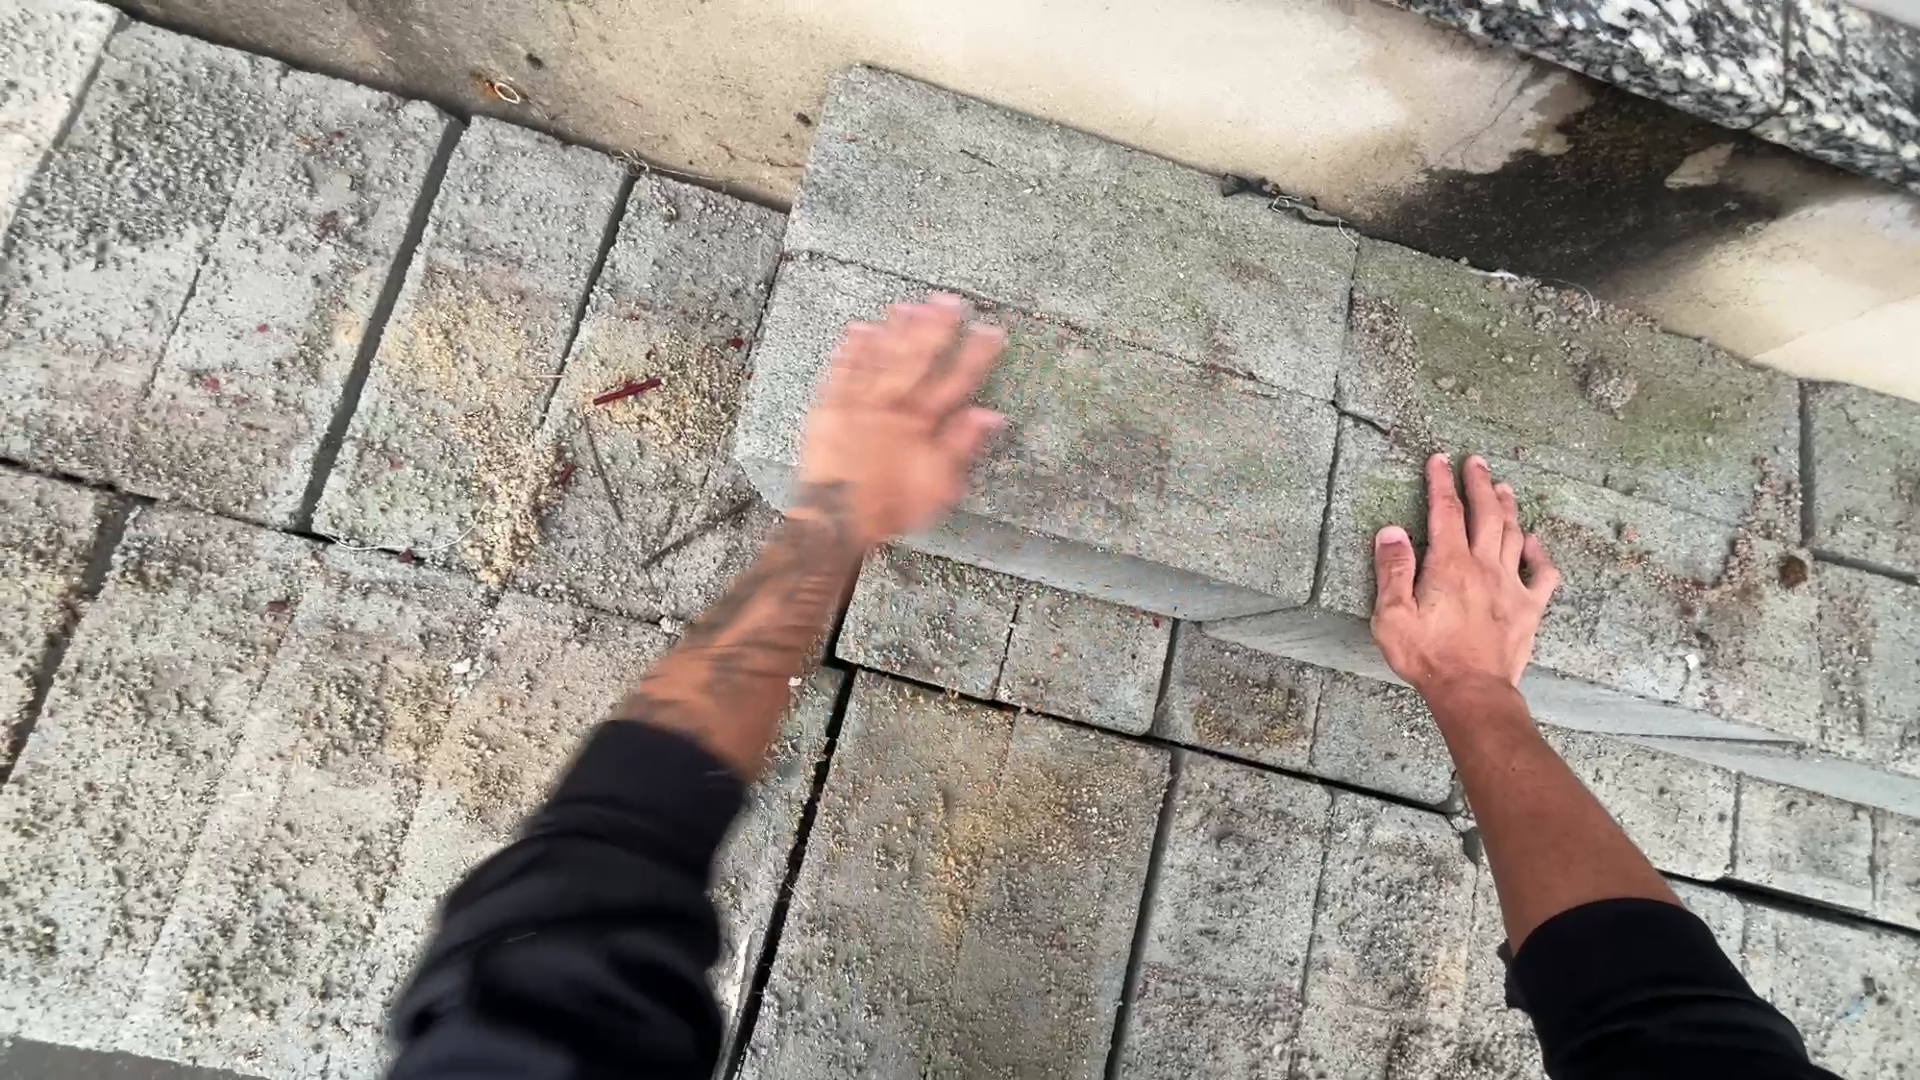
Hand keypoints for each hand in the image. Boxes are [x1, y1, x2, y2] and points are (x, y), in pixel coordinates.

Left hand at [794, 293, 1004, 549]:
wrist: (837, 520)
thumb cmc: (889, 507)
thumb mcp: (937, 485)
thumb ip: (961, 445)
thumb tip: (987, 416)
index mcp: (922, 424)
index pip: (956, 381)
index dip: (975, 355)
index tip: (989, 331)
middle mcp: (893, 407)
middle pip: (919, 359)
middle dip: (936, 328)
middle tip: (948, 300)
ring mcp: (861, 405)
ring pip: (883, 358)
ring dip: (896, 330)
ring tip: (908, 305)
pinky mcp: (831, 409)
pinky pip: (842, 372)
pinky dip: (851, 350)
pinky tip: (859, 328)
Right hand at [1370, 454, 1560, 701]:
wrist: (1471, 691)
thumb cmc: (1426, 654)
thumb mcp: (1391, 614)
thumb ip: (1392, 570)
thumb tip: (1391, 531)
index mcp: (1449, 566)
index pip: (1445, 512)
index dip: (1441, 483)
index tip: (1438, 460)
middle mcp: (1484, 567)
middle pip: (1485, 514)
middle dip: (1479, 484)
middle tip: (1475, 462)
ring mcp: (1512, 586)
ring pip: (1513, 534)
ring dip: (1507, 507)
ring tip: (1503, 486)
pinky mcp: (1528, 608)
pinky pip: (1543, 572)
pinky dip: (1539, 551)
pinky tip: (1532, 540)